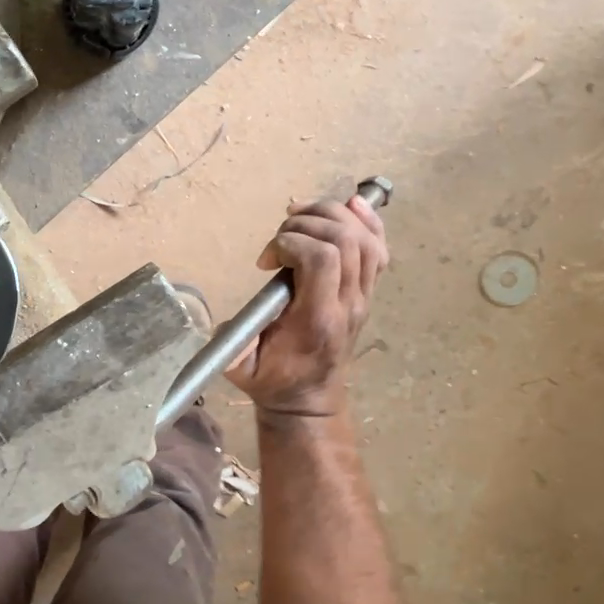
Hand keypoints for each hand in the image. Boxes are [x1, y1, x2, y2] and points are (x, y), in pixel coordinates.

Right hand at [224, 195, 388, 418]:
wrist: (308, 400)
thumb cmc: (272, 381)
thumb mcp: (241, 368)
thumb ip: (233, 343)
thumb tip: (225, 322)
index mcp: (318, 319)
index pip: (322, 258)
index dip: (289, 243)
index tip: (264, 261)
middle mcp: (348, 303)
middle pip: (346, 239)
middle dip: (308, 223)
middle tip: (279, 237)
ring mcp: (363, 296)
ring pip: (364, 239)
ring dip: (331, 216)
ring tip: (299, 216)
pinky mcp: (366, 291)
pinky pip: (378, 248)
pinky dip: (367, 221)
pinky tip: (350, 203)